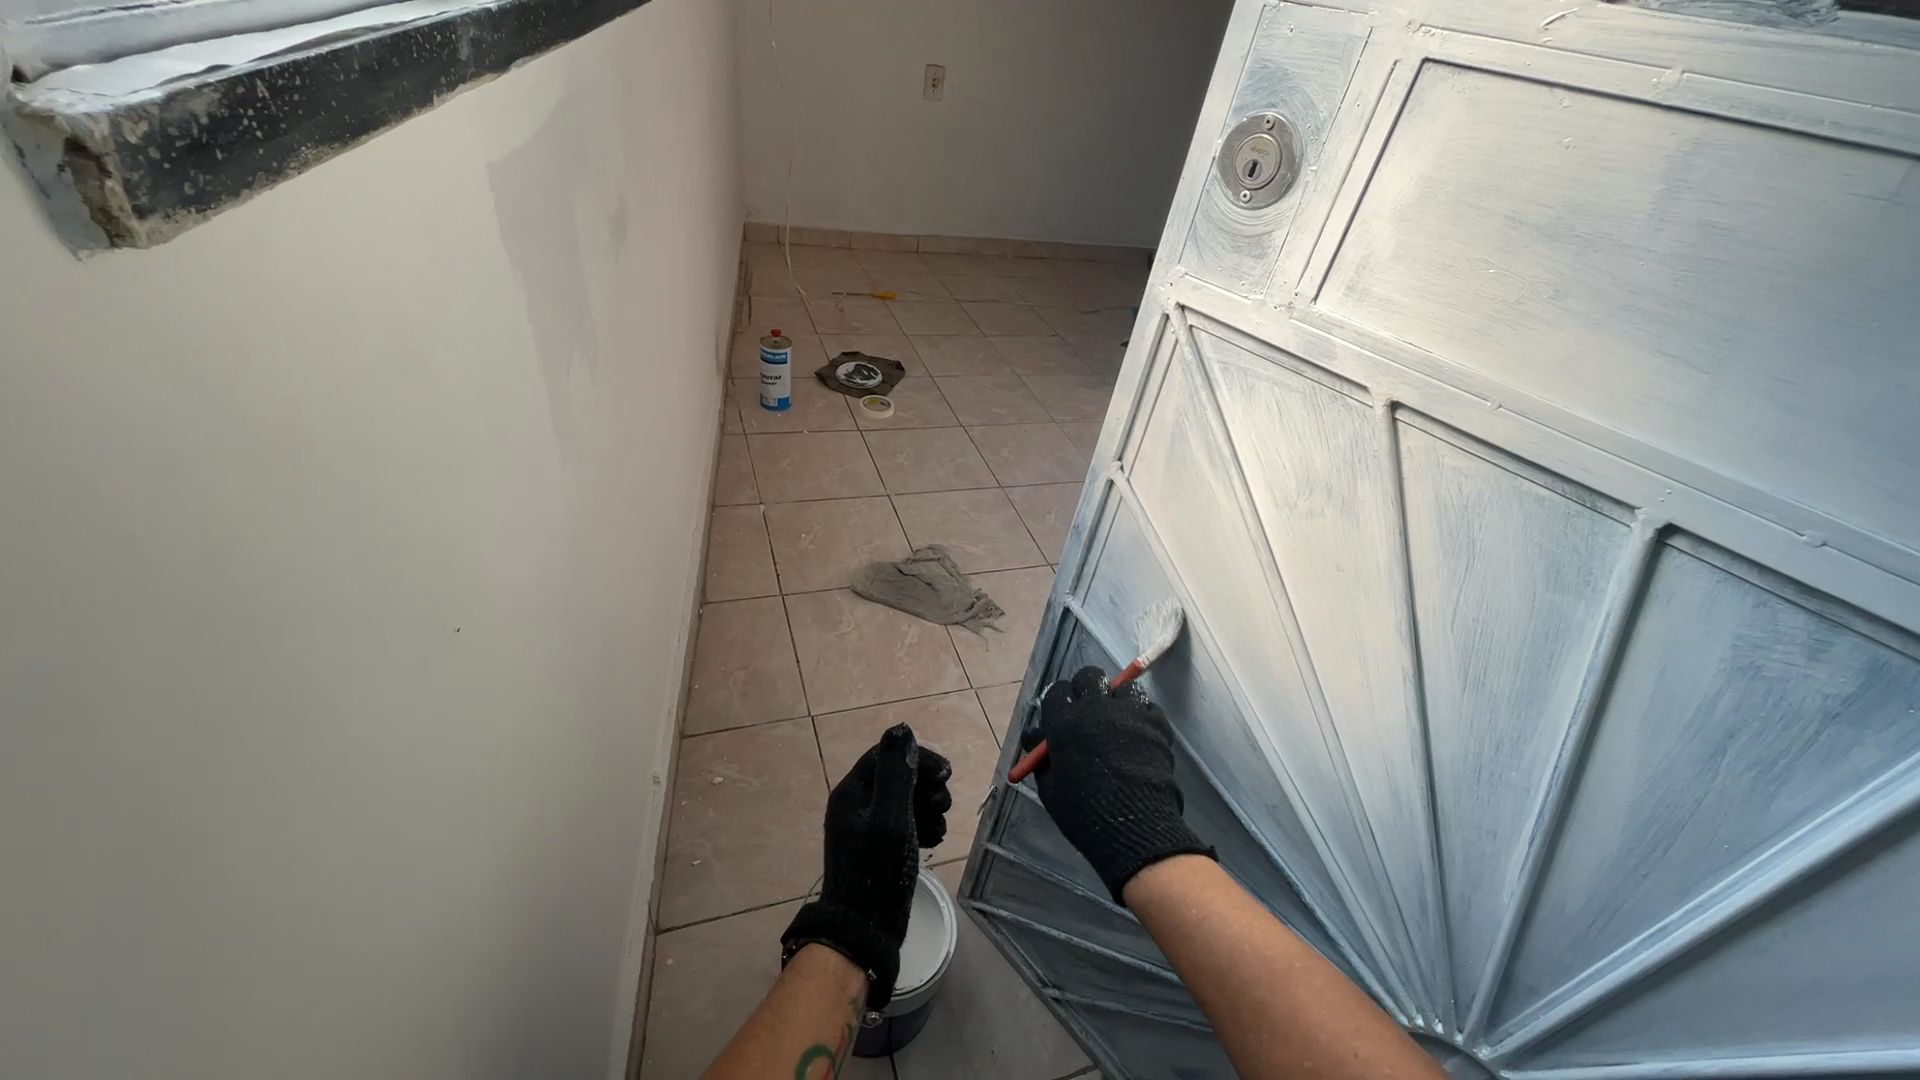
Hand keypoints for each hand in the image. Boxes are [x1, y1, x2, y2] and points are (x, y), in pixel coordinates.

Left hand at [780, 724, 951, 1010]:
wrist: (866, 929)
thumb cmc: (878, 870)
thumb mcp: (890, 816)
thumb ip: (896, 772)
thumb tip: (901, 729)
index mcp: (852, 791)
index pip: (887, 754)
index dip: (919, 758)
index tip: (946, 774)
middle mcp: (856, 804)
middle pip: (898, 776)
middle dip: (926, 785)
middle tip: (945, 804)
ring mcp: (866, 827)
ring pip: (905, 800)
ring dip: (928, 807)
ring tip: (939, 828)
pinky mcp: (878, 847)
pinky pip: (905, 823)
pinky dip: (922, 826)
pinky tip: (933, 841)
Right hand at [1019, 666, 1212, 902]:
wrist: (1133, 826)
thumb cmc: (1083, 812)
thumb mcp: (1050, 786)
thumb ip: (1042, 756)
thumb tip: (1037, 737)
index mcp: (1064, 722)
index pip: (1057, 691)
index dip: (1060, 700)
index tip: (1063, 711)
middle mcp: (1095, 709)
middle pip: (1090, 677)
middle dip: (1087, 687)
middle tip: (1090, 707)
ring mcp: (1128, 713)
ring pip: (1123, 686)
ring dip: (1118, 698)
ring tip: (1119, 720)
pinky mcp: (1156, 724)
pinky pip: (1148, 707)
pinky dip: (1143, 716)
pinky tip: (1140, 735)